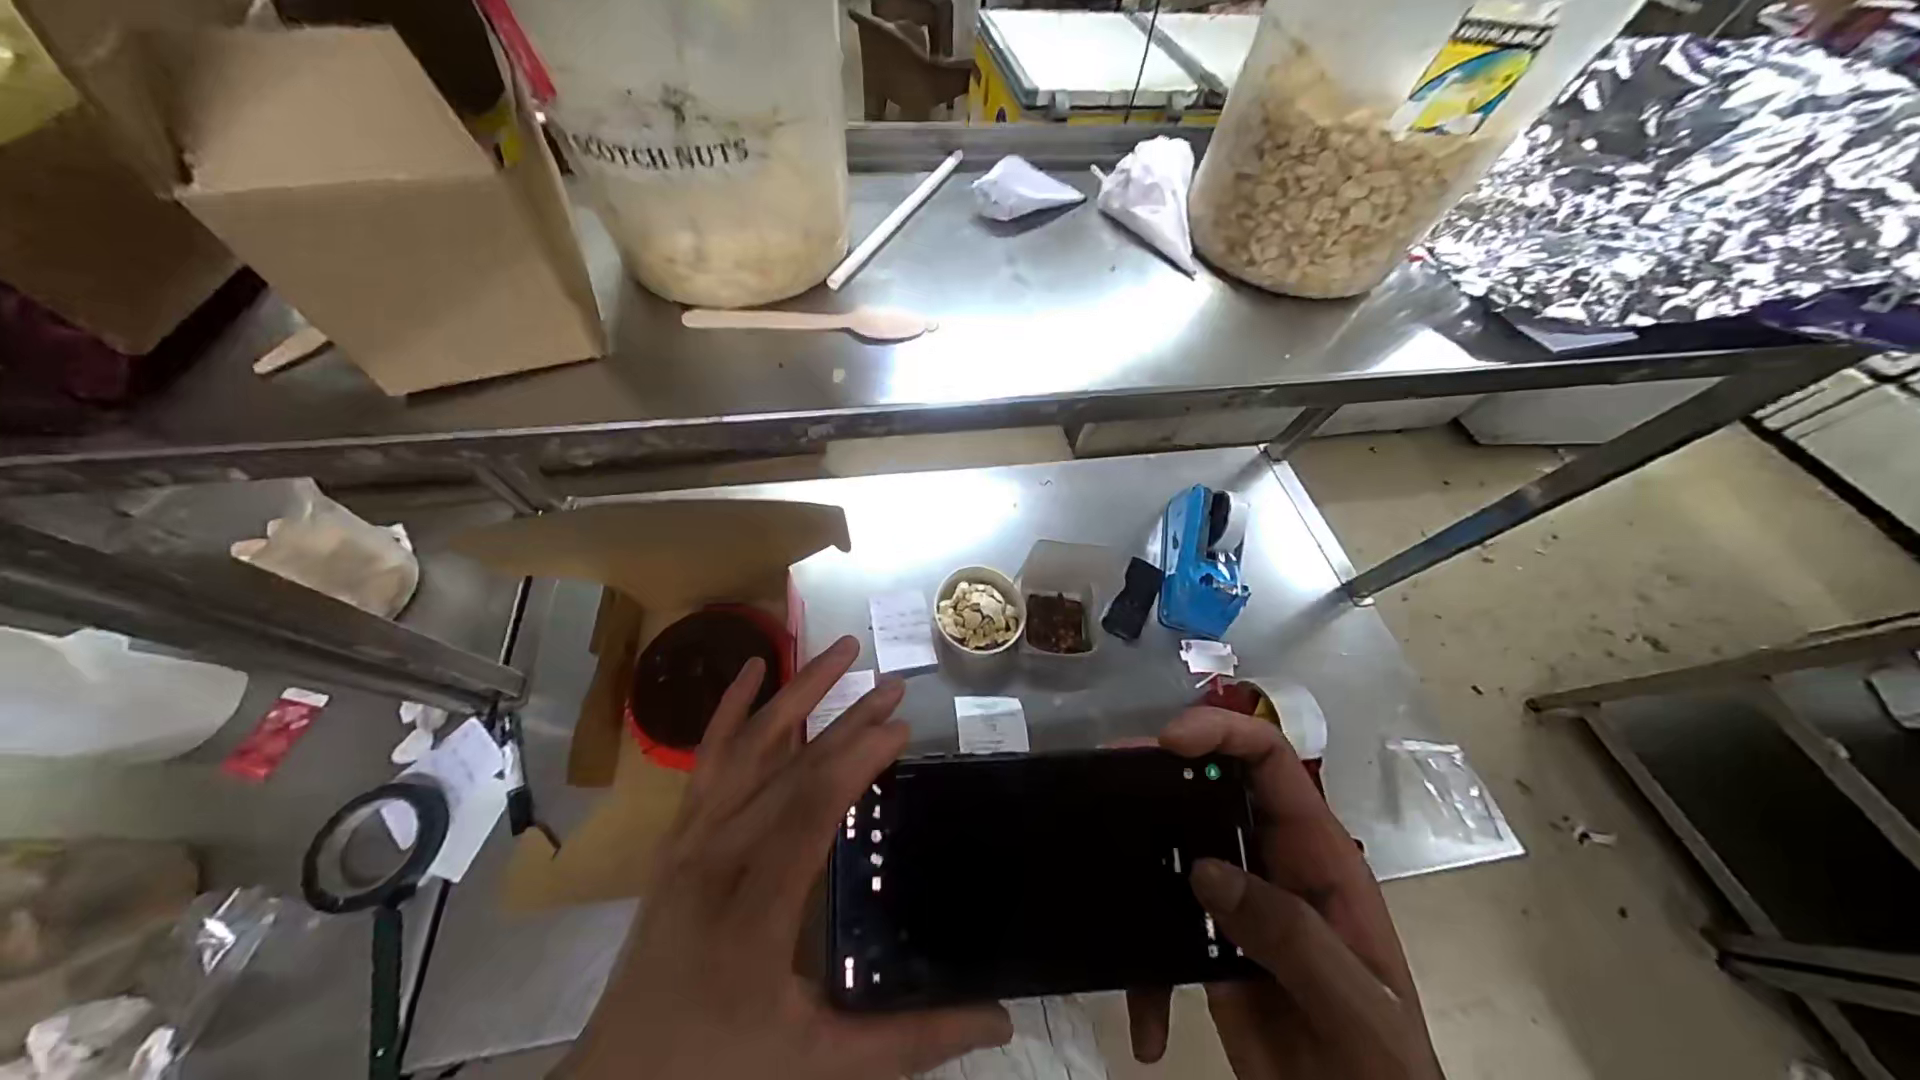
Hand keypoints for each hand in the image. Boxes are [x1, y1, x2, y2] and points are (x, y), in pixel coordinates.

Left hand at [562, 636, 1011, 1079]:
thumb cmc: (722, 1067)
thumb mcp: (819, 1060)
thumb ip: (912, 1040)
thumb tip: (1000, 1021)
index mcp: (753, 909)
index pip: (811, 809)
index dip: (857, 758)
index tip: (901, 726)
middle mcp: (715, 860)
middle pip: (788, 767)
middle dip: (846, 719)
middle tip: (894, 684)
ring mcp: (689, 843)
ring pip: (747, 748)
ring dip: (796, 694)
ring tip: (839, 651)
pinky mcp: (676, 840)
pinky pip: (704, 761)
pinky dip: (727, 710)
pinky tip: (750, 670)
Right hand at [1126, 707, 1441, 1079]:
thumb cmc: (1382, 1075)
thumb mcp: (1357, 1009)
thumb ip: (1294, 938)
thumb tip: (1206, 872)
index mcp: (1317, 855)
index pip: (1271, 762)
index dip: (1223, 732)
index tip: (1168, 741)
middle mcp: (1271, 862)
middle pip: (1210, 789)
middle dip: (1157, 775)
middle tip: (1104, 775)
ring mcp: (1237, 901)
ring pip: (1176, 845)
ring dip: (1136, 850)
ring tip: (1093, 856)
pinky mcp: (1207, 941)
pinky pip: (1162, 921)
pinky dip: (1143, 965)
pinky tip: (1142, 1022)